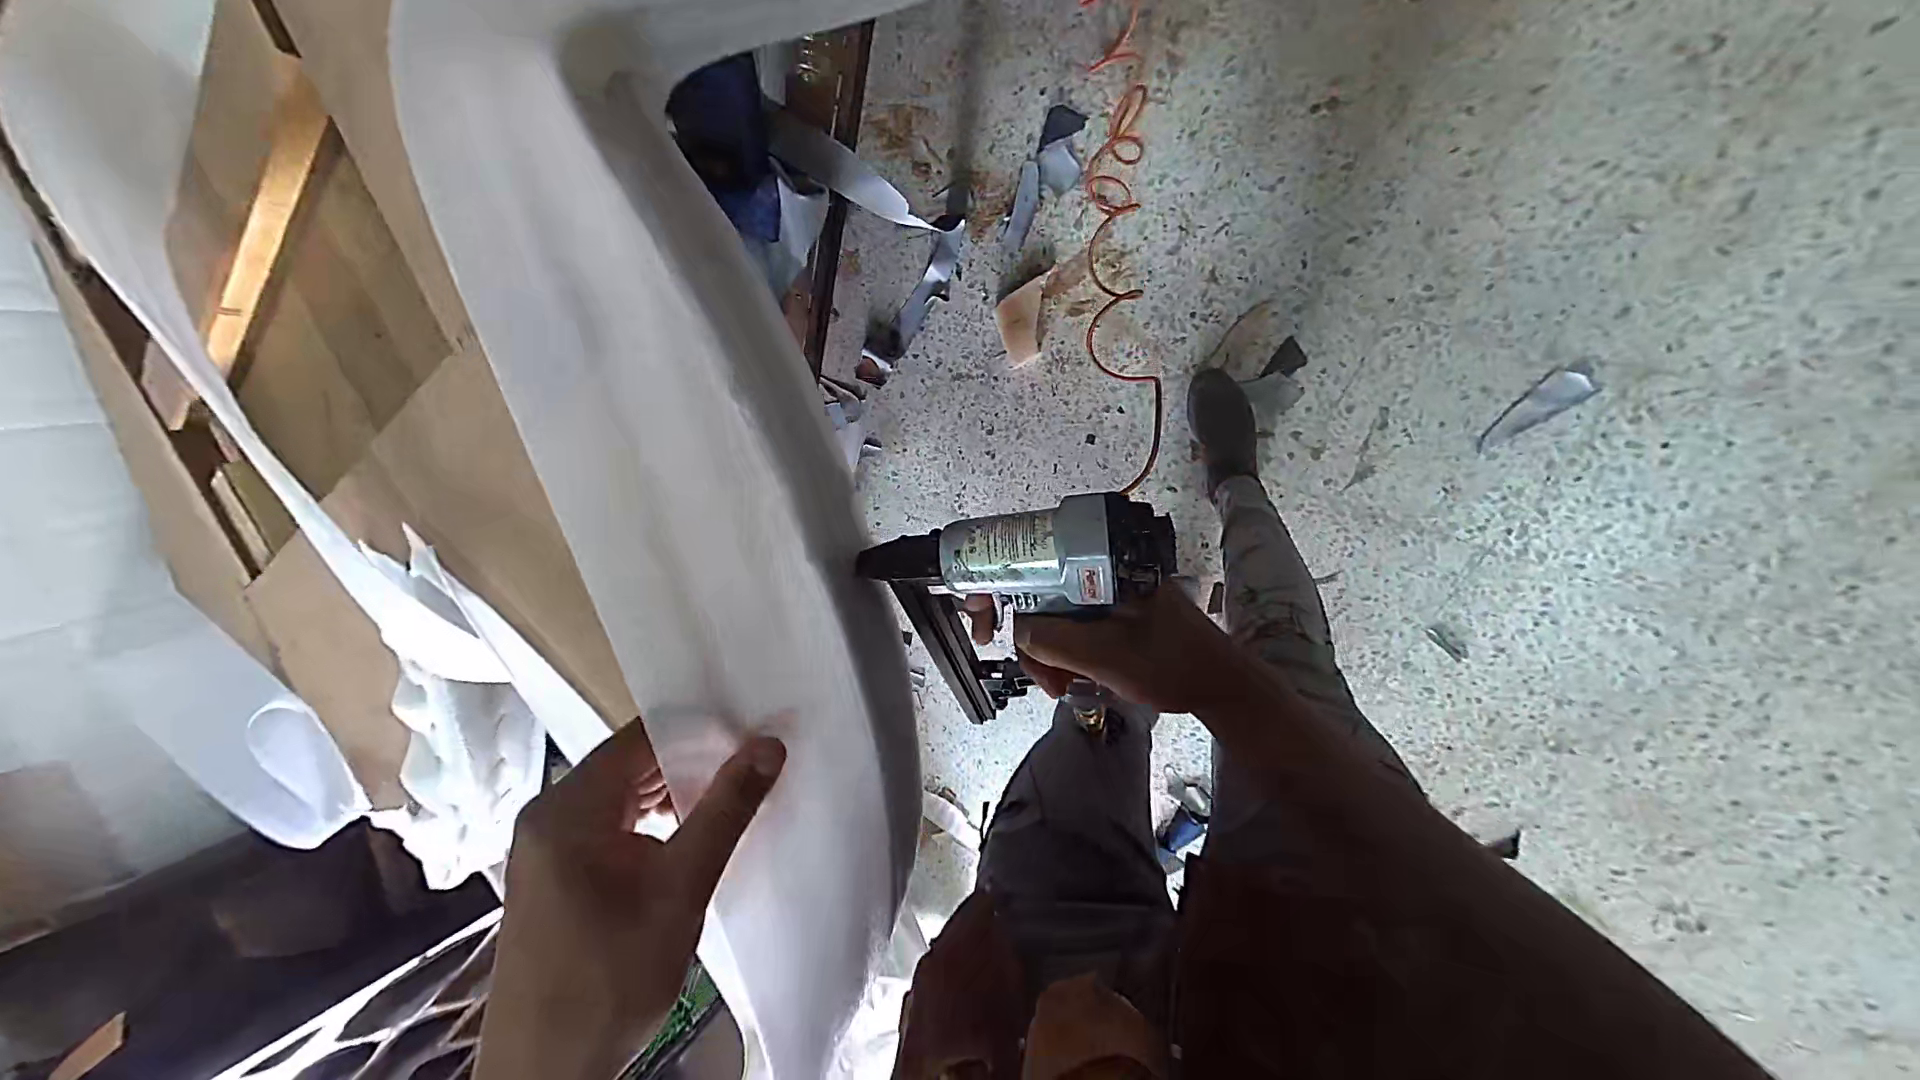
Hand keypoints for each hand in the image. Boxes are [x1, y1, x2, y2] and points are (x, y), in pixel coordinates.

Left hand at [476, 720, 785, 1079]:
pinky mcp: (559, 870)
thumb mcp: (680, 887)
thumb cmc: (609, 979)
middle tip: (751, 763)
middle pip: (633, 760)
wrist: (546, 1076)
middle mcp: (552, 813)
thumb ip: (726, 809)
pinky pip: (614, 820)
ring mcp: (550, 843)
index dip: (700, 731)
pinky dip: (655, 816)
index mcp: (568, 807)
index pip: (643, 736)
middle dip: (693, 759)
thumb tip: (768, 746)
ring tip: (730, 795)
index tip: (751, 737)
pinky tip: (691, 830)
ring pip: (626, 790)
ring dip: (676, 789)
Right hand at [1013, 586, 1243, 713]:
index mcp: (1105, 569)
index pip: (1039, 580)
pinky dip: (1074, 652)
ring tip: (1066, 684)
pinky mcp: (1123, 612)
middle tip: (1050, 682)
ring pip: (1063, 618)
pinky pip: (1082, 626)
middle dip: (1040, 645)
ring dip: (1056, 654)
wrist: (1223, 687)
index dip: (1020, 615)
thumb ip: (1054, 642)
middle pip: (1047, 602)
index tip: (1019, 650)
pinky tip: (1081, 675)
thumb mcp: (1104, 657)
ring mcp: (1115, 593)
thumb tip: (1019, 634)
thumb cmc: (1172, 667)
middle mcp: (1107, 573)